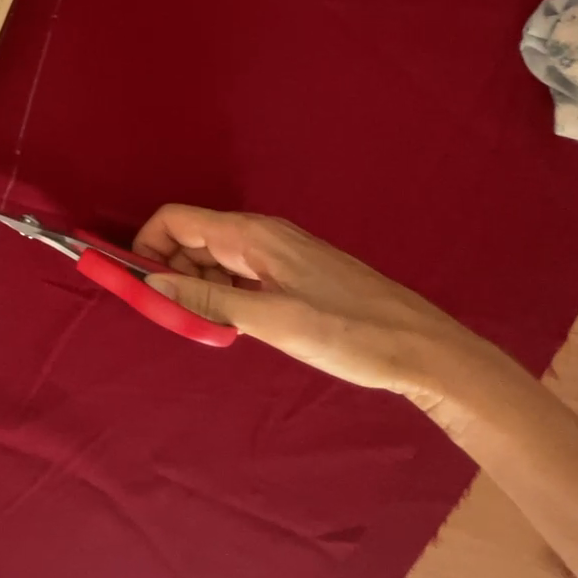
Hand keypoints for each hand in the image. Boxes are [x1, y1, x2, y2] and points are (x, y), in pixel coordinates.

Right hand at [133, 205, 490, 406]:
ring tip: (210, 322)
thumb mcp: (272, 321)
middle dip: (170, 270)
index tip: (143, 284)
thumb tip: (151, 283)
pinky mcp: (292, 273)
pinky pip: (236, 272)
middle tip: (175, 312)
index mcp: (253, 236)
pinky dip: (221, 292)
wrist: (435, 357)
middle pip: (189, 238)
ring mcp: (279, 254)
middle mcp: (261, 235)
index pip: (174, 220)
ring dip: (196, 284)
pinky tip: (236, 321)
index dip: (147, 247)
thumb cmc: (353, 335)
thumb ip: (206, 299)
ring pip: (211, 258)